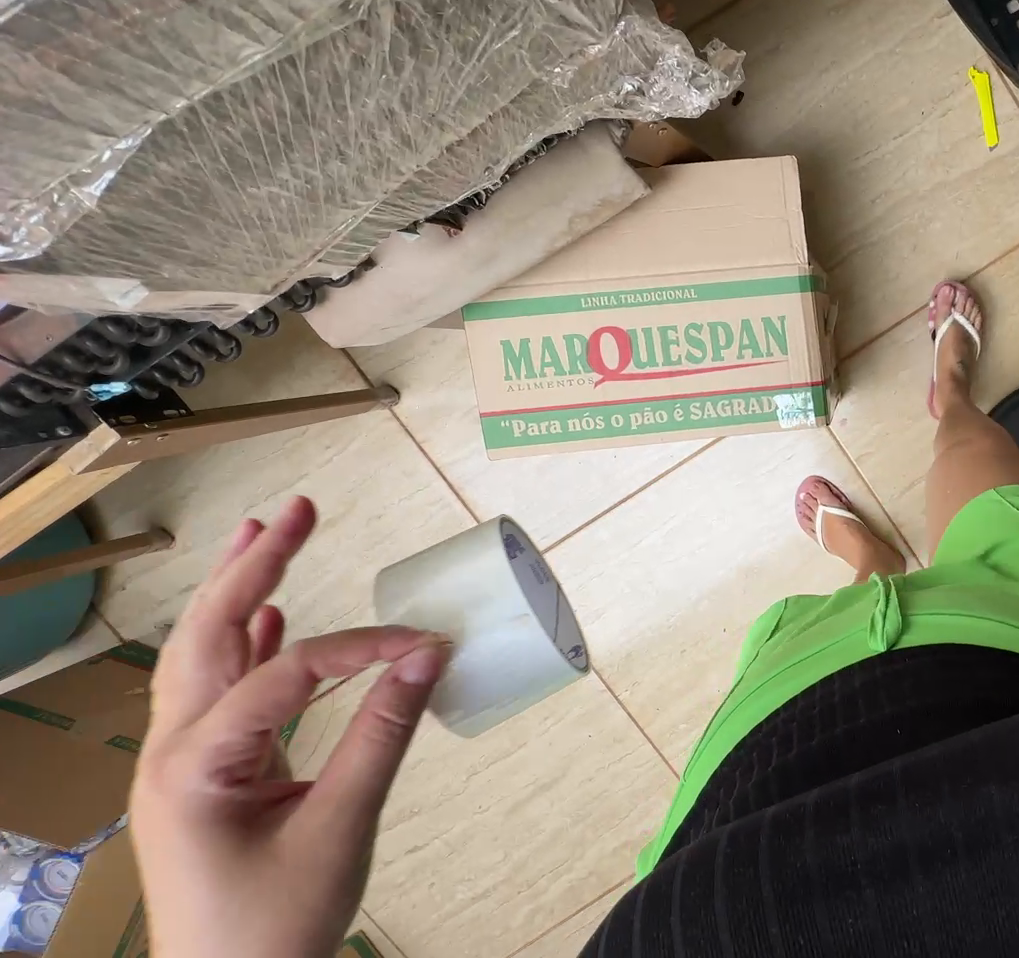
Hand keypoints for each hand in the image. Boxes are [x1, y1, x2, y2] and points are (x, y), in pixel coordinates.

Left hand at [130, 497, 451, 957]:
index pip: (290, 672)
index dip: (364, 648)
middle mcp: (178, 750)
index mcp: (196, 763)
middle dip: (254, 567)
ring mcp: (190, 760)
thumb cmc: (277, 919)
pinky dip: (252, 644)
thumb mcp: (340, 825)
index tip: (429, 646)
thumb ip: (385, 733)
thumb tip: (430, 656)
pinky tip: (274, 615)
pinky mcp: (215, 771)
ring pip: (209, 656)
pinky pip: (229, 689)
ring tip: (267, 536)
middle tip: (297, 511)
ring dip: (243, 594)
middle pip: (211, 636)